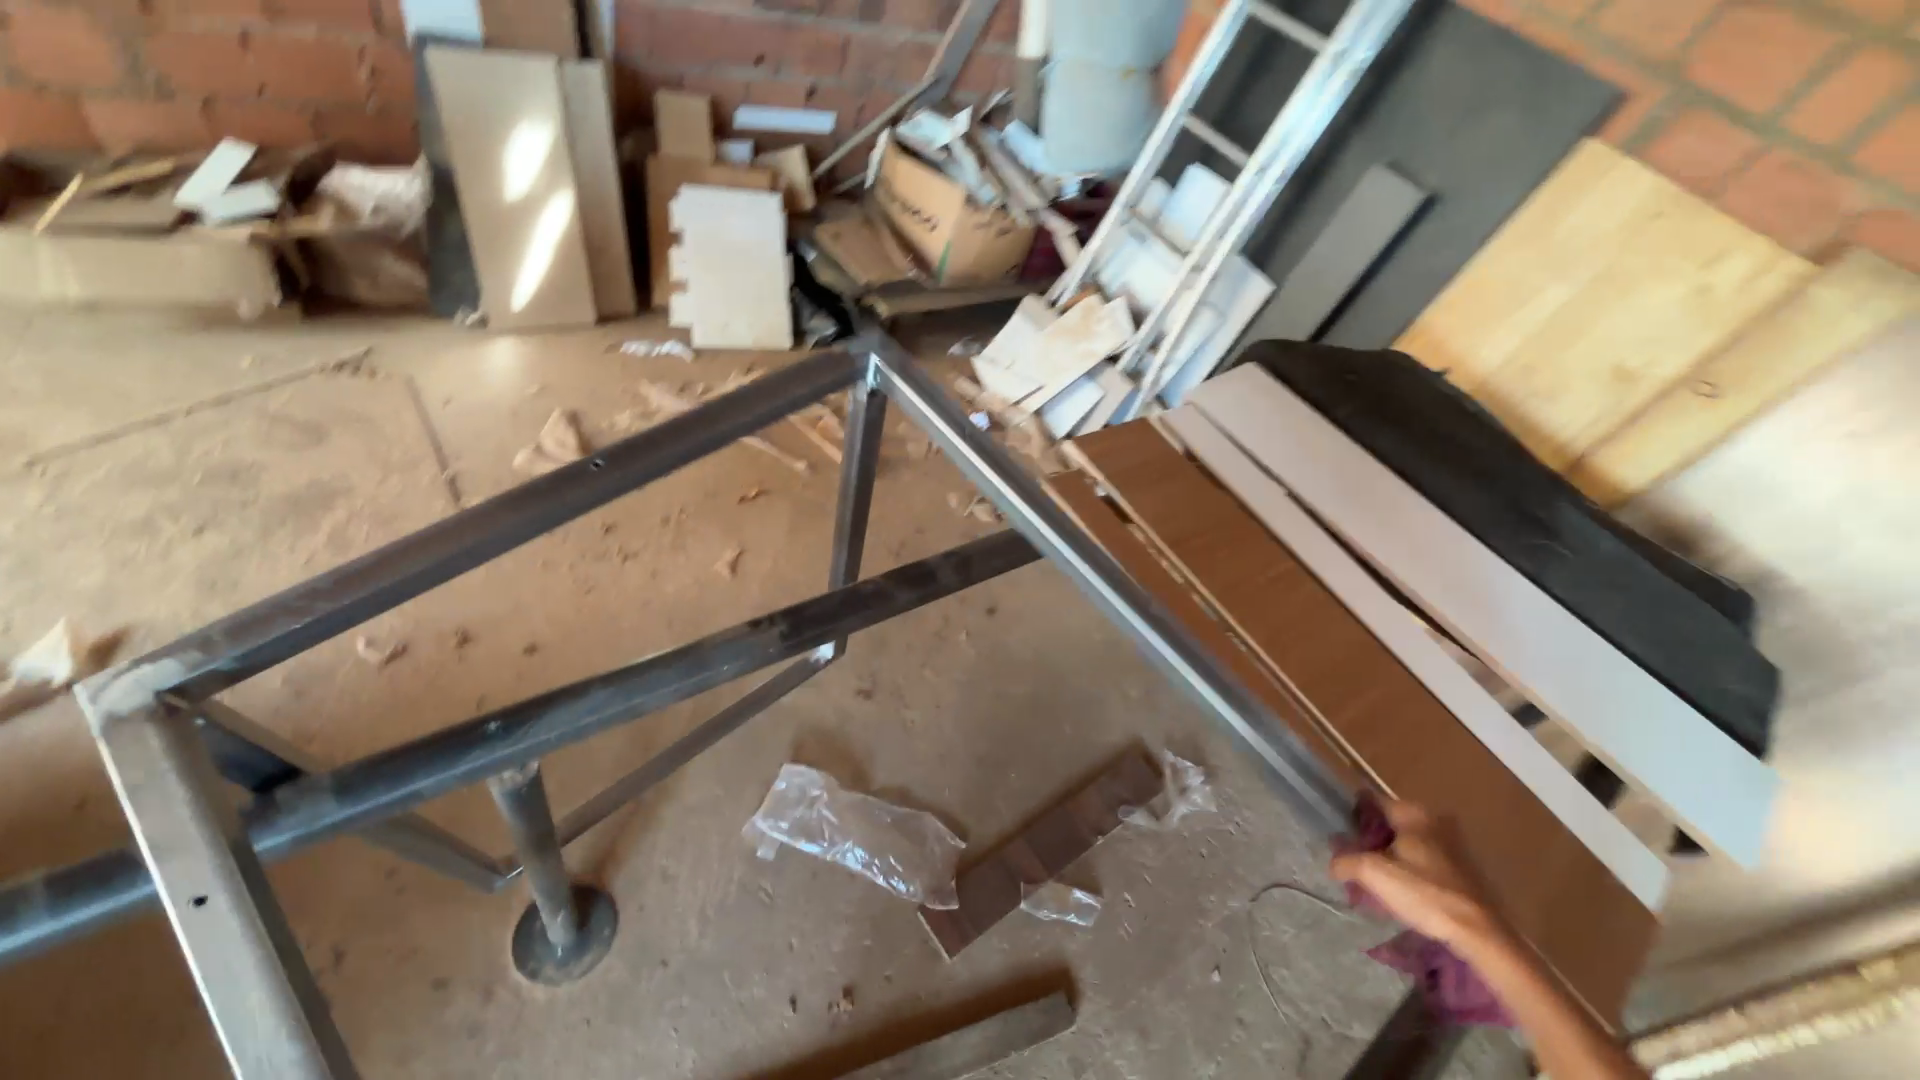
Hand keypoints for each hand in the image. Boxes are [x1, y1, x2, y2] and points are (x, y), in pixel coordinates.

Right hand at [1329, 799, 1510, 952]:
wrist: (1480, 933)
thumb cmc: (1425, 895)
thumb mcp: (1374, 874)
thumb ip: (1346, 861)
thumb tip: (1334, 863)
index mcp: (1414, 813)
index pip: (1371, 802)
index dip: (1352, 818)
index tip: (1340, 838)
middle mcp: (1434, 820)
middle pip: (1388, 824)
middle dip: (1369, 842)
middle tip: (1353, 864)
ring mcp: (1452, 843)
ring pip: (1406, 843)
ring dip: (1388, 858)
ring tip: (1373, 883)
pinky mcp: (1462, 868)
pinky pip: (1424, 860)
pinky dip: (1408, 870)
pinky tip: (1400, 893)